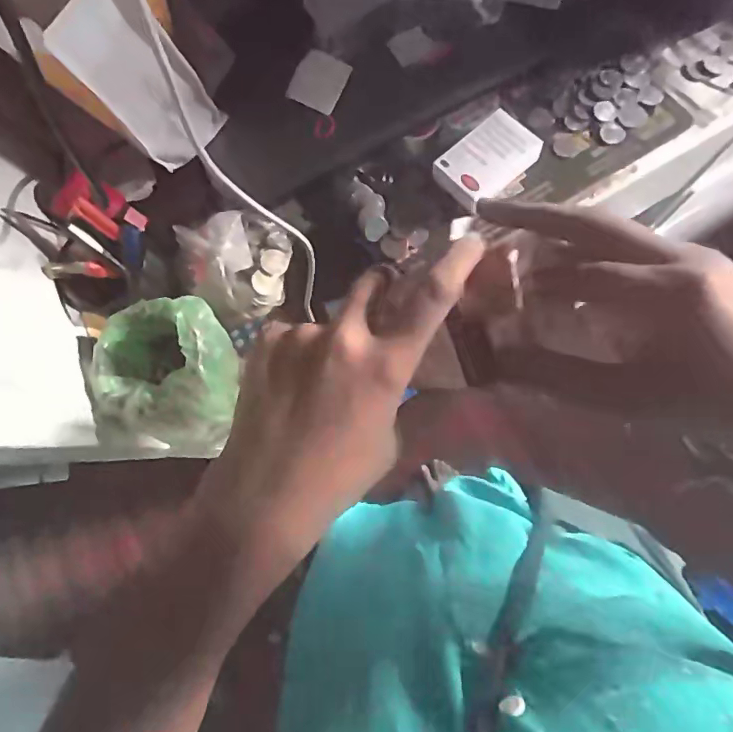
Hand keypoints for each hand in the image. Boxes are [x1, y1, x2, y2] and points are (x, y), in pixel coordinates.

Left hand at [198, 234, 484, 557]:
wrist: (264, 492)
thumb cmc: (339, 476)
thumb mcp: (390, 440)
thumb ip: (403, 396)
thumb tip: (413, 376)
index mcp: (385, 365)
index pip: (430, 300)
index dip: (454, 263)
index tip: (468, 239)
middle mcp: (344, 337)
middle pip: (371, 283)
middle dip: (381, 286)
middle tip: (379, 302)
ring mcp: (300, 334)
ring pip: (327, 316)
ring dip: (332, 335)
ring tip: (316, 377)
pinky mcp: (265, 339)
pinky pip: (292, 331)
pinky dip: (297, 349)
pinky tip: (287, 382)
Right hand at [474, 200, 732, 514]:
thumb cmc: (721, 411)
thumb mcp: (631, 400)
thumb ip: (559, 376)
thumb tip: (497, 360)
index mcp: (670, 286)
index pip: (581, 270)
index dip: (530, 279)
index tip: (486, 285)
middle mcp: (684, 257)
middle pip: (595, 224)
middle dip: (537, 215)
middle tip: (487, 209)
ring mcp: (696, 258)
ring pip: (615, 233)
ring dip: (564, 231)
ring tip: (517, 233)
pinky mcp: (701, 270)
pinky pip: (634, 250)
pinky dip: (592, 252)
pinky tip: (568, 267)